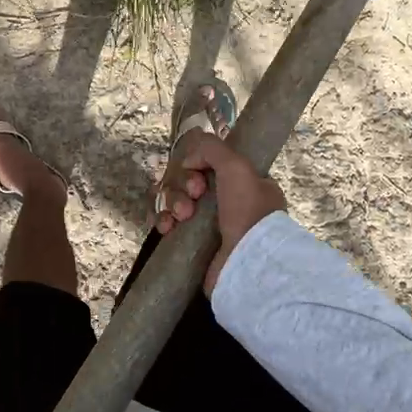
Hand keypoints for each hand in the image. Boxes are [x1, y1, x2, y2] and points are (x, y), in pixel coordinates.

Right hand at [155, 131, 287, 294]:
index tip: (198, 175)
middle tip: (193, 197)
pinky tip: (166, 227)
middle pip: (187, 181)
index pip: (207, 166)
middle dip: (183, 186)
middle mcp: (227, 204)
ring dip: (172, 202)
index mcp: (243, 185)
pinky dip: (163, 221)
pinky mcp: (192, 245)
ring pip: (174, 201)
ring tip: (181, 216)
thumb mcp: (237, 166)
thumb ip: (212, 148)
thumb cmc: (248, 211)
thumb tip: (189, 158)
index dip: (196, 166)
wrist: (248, 262)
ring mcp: (208, 226)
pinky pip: (168, 224)